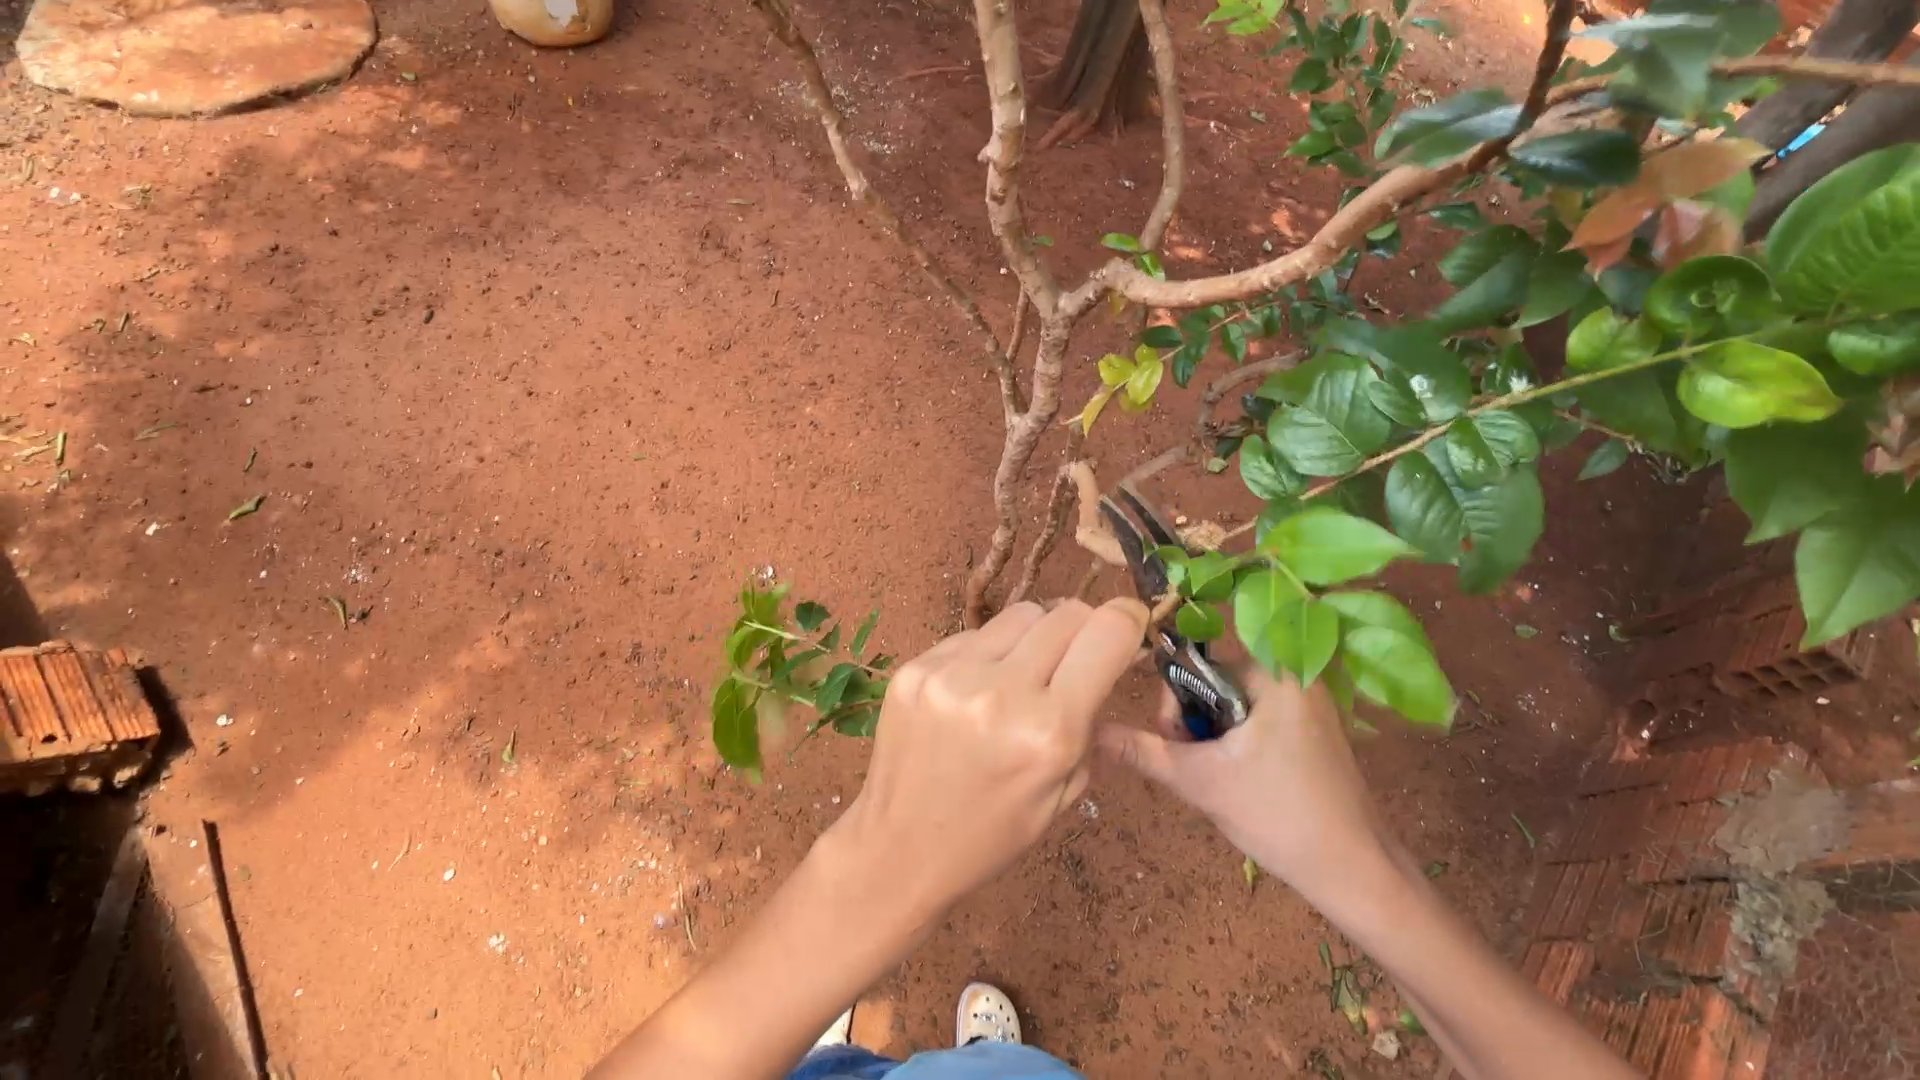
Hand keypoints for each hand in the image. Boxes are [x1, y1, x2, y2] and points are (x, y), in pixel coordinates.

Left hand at [825, 598, 1148, 917]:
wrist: (900, 847)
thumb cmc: (994, 832)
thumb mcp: (1066, 790)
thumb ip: (1091, 718)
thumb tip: (1106, 658)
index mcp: (1050, 730)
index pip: (1107, 632)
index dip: (1128, 620)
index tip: (1129, 624)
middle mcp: (1001, 690)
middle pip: (1066, 613)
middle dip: (1083, 630)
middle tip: (1074, 659)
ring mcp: (950, 674)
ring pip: (1020, 615)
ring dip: (1035, 637)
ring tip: (1020, 677)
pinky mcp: (914, 668)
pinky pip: (973, 636)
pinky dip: (987, 654)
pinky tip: (974, 692)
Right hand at [1098, 669, 1388, 903]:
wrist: (1355, 871)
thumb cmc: (1278, 816)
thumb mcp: (1200, 781)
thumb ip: (1143, 751)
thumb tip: (1091, 731)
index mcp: (1274, 671)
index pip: (1195, 666)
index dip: (1174, 706)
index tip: (1179, 749)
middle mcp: (1295, 674)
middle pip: (1213, 685)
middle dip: (1195, 727)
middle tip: (1201, 772)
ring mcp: (1310, 701)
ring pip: (1233, 706)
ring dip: (1215, 740)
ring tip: (1222, 781)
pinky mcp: (1315, 727)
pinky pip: (1258, 719)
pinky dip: (1239, 745)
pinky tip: (1244, 781)